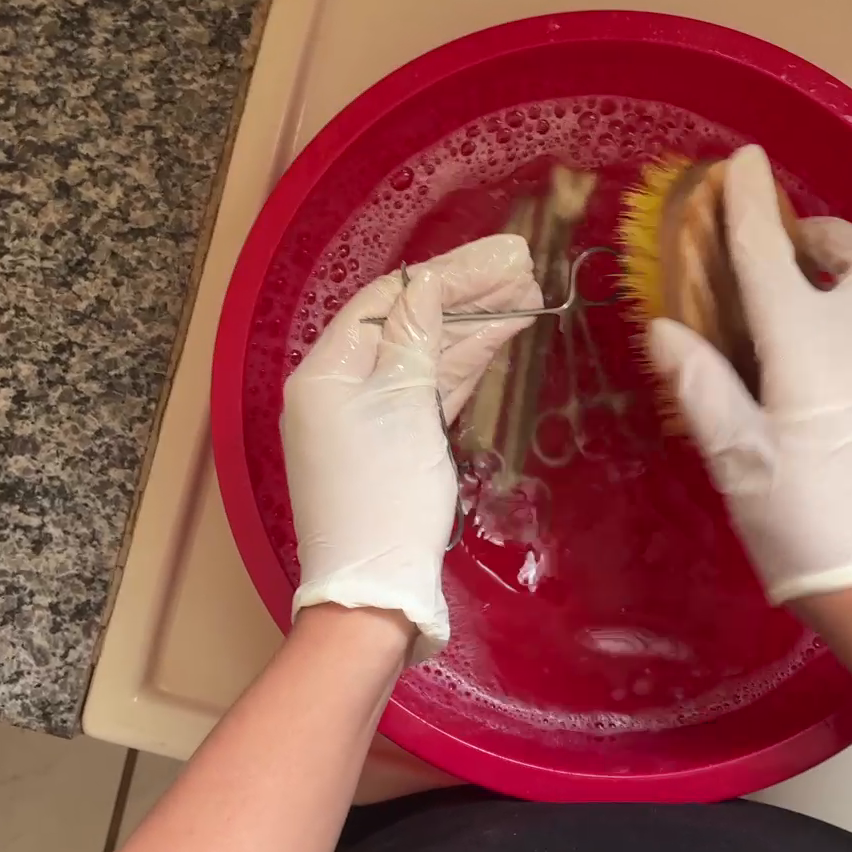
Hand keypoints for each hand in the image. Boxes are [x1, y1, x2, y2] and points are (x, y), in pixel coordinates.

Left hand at [281, 234, 541, 659]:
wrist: (376, 593)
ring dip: (471, 326)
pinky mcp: (396, 441)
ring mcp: (370, 415)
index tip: (493, 259)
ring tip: (524, 293)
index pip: (385, 301)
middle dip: (463, 297)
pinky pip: (428, 389)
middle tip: (520, 269)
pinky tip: (501, 335)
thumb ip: (414, 335)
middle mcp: (342, 385)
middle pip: (407, 324)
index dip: (441, 276)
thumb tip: (424, 284)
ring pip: (424, 357)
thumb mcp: (401, 403)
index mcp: (326, 370)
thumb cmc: (383, 493)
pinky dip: (462, 364)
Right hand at [646, 145, 851, 603]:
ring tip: (782, 291)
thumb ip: (701, 381)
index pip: (772, 257)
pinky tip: (800, 351)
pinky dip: (840, 309)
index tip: (742, 160)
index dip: (751, 205)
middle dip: (822, 234)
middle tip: (778, 244)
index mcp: (809, 346)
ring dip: (835, 268)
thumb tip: (665, 328)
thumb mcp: (734, 451)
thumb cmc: (801, 518)